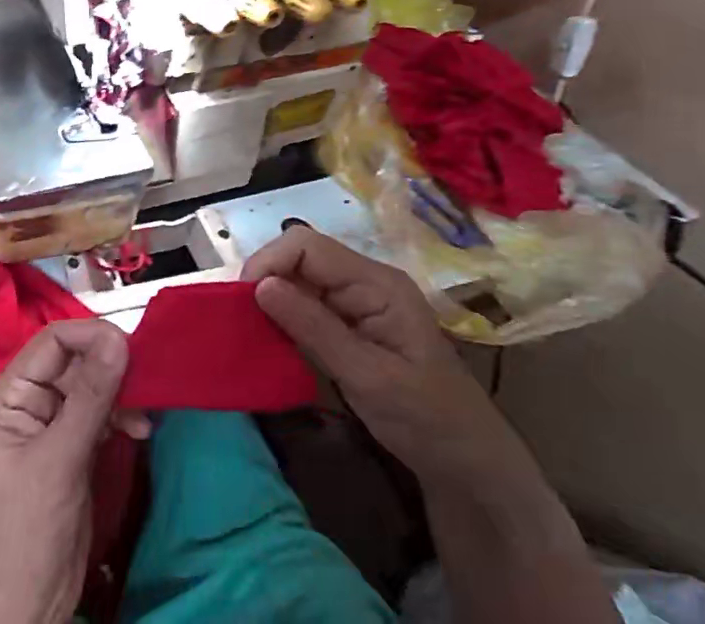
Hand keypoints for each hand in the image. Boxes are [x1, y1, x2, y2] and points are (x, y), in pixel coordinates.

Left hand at [0, 320, 148, 623]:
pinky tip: (140, 430)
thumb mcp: (60, 459)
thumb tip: (120, 338)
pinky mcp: (72, 446)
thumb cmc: (27, 529)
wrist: (23, 607)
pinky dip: (122, 416)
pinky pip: (102, 412)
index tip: (133, 349)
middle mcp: (28, 400)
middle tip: (147, 382)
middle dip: (112, 366)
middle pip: (76, 359)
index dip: (93, 336)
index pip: (54, 340)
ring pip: (93, 385)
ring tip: (144, 414)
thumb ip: (91, 396)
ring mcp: (51, 424)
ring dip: (122, 393)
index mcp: (9, 393)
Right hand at [241, 226, 498, 479]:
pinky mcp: (350, 323)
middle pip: (301, 258)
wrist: (465, 458)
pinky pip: (306, 306)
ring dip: (271, 300)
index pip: (309, 246)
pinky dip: (283, 318)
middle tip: (239, 320)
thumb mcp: (367, 376)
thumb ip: (314, 328)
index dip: (269, 262)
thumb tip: (260, 286)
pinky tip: (269, 340)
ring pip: (299, 281)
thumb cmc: (425, 417)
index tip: (242, 300)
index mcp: (377, 283)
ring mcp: (357, 302)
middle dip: (265, 280)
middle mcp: (364, 282)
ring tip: (247, 330)